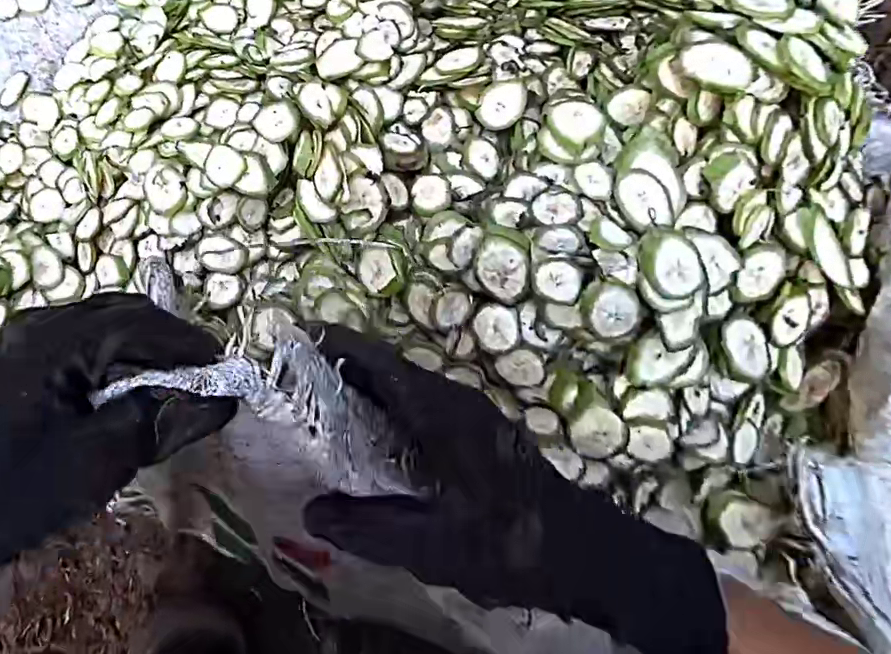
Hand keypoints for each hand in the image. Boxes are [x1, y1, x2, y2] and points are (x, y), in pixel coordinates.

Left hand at [0, 295, 236, 653]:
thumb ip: (166, 419)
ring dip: (146, 342)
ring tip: (182, 372)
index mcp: (50, 340)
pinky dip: (121, 351)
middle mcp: (38, 322)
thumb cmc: (28, 493)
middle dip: (167, 338)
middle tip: (207, 369)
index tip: (223, 362)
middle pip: (120, 313)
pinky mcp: (30, 350)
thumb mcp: (105, 458)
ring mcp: (30, 333)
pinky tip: (141, 374)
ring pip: (106, 319)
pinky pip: (87, 335)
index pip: (133, 324)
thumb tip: (222, 398)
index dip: (183, 341)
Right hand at [302, 325, 726, 653]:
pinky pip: (417, 396)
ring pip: (401, 379)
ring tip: (321, 396)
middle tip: (295, 371)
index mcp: (438, 410)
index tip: (295, 335)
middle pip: (384, 363)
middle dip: (339, 360)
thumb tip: (310, 514)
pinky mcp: (474, 424)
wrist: (595, 555)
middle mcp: (450, 396)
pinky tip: (370, 429)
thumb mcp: (437, 548)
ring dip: (362, 379)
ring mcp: (466, 408)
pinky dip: (384, 398)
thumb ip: (371, 530)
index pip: (376, 359)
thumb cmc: (512, 544)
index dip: (334, 343)